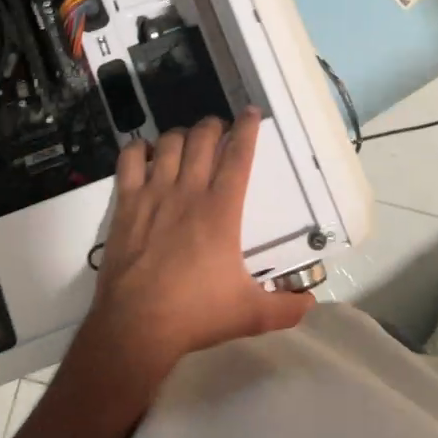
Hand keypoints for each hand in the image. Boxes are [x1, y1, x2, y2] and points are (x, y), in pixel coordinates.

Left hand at [78, 107, 314, 383]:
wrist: (137, 325)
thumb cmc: (196, 314)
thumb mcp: (251, 314)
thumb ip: (285, 308)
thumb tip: (312, 303)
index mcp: (222, 210)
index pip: (238, 156)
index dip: (247, 129)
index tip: (250, 112)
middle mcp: (188, 192)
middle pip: (202, 139)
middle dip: (213, 126)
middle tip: (219, 129)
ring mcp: (153, 194)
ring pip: (168, 144)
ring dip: (180, 135)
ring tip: (187, 140)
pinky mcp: (125, 204)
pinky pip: (129, 160)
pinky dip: (138, 149)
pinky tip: (145, 152)